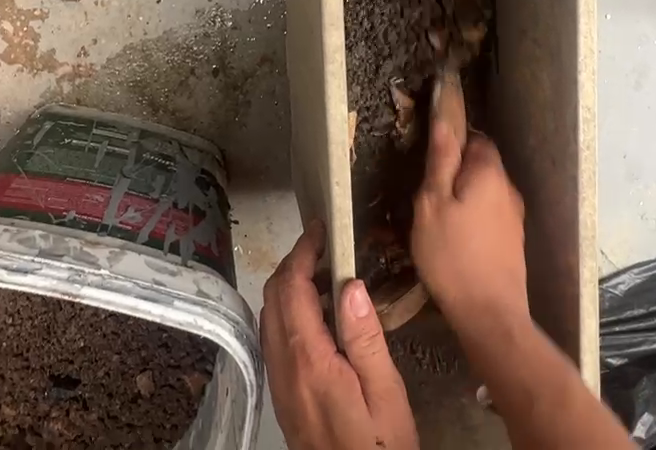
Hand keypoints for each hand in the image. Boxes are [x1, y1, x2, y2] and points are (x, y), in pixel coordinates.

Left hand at [263, 221, 418, 449]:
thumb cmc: (382, 446)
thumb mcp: (386, 394)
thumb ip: (365, 338)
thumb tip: (350, 284)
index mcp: (309, 359)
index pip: (291, 287)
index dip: (302, 250)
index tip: (321, 228)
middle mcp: (283, 366)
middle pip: (272, 296)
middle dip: (292, 262)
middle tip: (325, 247)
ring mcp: (278, 382)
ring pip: (268, 315)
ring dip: (288, 285)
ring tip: (325, 273)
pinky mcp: (281, 395)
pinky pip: (273, 337)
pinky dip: (287, 311)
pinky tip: (316, 314)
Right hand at [411, 105, 528, 335]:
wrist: (489, 315)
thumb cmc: (452, 256)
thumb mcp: (432, 203)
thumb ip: (440, 160)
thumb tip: (444, 119)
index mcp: (489, 173)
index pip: (474, 137)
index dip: (451, 144)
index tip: (429, 163)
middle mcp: (508, 188)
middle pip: (480, 165)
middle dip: (455, 173)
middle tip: (427, 197)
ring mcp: (515, 216)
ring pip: (483, 191)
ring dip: (463, 197)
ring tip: (437, 221)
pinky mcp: (513, 240)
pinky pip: (489, 214)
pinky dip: (472, 217)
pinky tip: (455, 240)